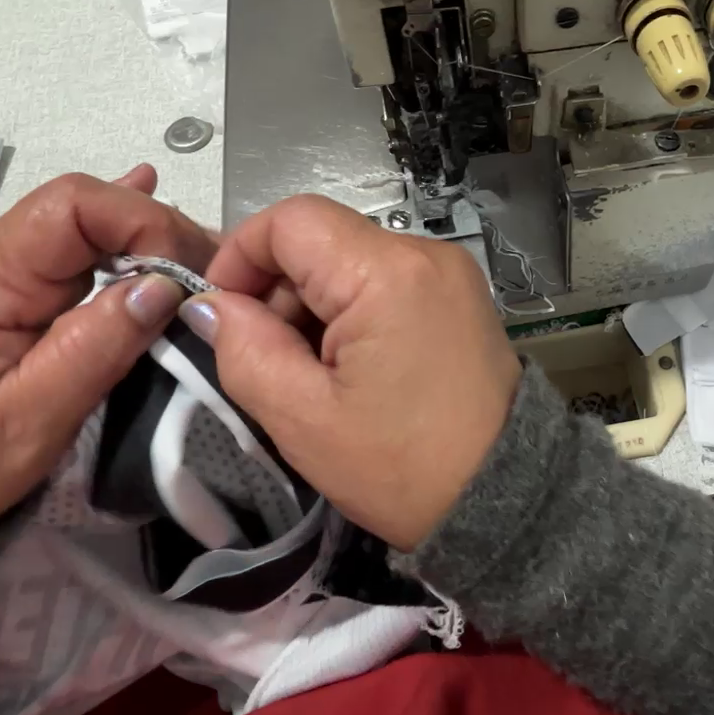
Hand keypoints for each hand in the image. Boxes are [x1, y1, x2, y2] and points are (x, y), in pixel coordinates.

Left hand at [0, 166, 216, 534]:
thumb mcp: (24, 426)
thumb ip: (91, 349)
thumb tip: (164, 286)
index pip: (72, 205)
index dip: (142, 222)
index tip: (187, 278)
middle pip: (89, 207)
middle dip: (160, 234)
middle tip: (211, 288)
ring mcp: (0, 270)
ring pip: (93, 225)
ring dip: (155, 245)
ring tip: (202, 282)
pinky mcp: (17, 289)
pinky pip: (79, 247)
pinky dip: (128, 239)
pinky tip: (162, 234)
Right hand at [178, 195, 519, 550]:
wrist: (502, 495)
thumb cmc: (402, 465)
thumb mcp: (304, 419)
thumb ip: (244, 349)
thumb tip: (211, 305)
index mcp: (387, 272)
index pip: (291, 219)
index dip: (241, 255)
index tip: (221, 312)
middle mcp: (425, 252)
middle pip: (324, 239)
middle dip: (280, 291)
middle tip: (272, 361)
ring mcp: (450, 270)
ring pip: (352, 259)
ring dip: (315, 305)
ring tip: (317, 374)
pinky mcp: (461, 293)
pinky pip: (388, 279)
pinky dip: (354, 310)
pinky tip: (354, 366)